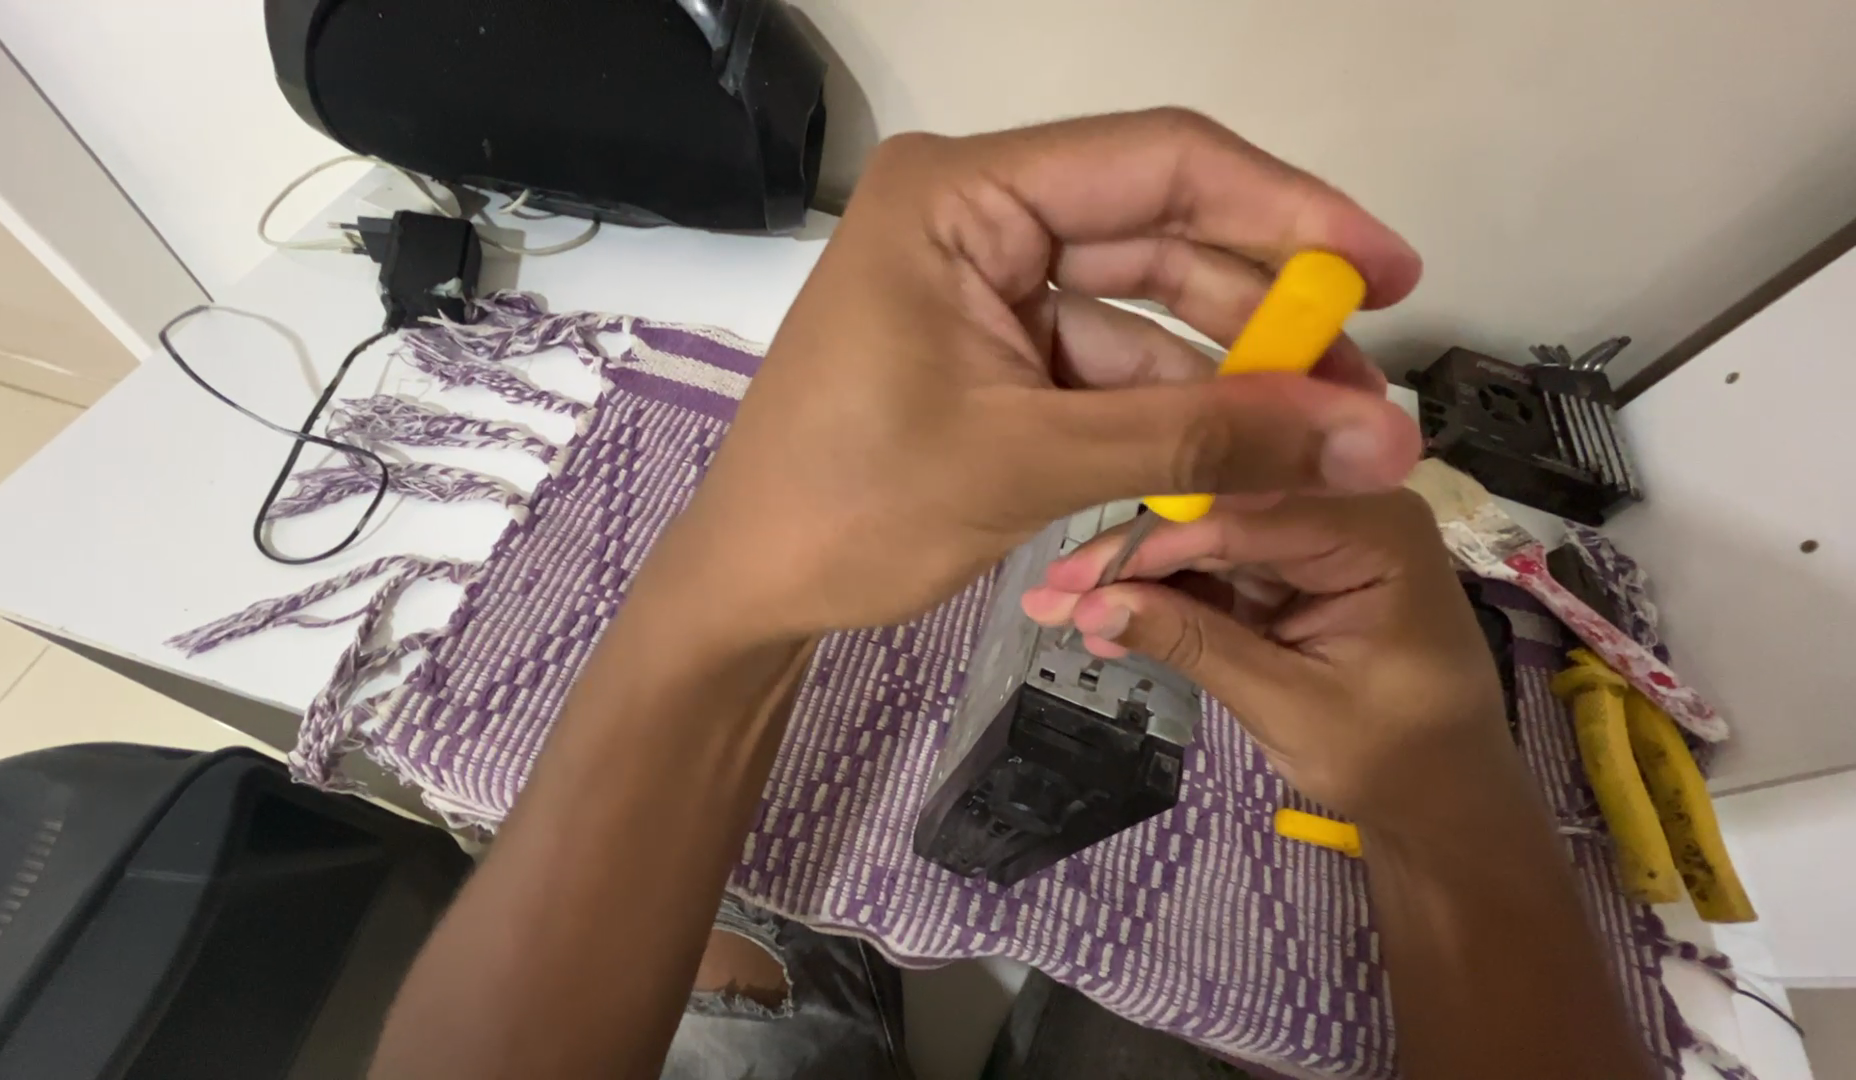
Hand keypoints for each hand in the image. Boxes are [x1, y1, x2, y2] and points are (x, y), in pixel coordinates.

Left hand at [647, 110, 1424, 639]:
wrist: (755, 581)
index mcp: (958, 197)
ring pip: (1131, 315)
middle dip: (1259, 316)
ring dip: (1217, 377)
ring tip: (1316, 436)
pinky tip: (1226, 453)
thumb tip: (1372, 434)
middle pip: (1154, 240)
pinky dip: (1157, 411)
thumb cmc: (856, 509)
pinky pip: (1091, 367)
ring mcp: (976, 291)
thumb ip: (1201, 440)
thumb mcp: (1032, 463)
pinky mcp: (980, 355)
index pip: (1158, 165)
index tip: (1389, 275)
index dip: (1290, 214)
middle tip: (1359, 389)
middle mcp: (970, 221)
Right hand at [1021, 492, 1515, 829]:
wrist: (1437, 802)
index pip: (1238, 516)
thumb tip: (1088, 606)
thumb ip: (1191, 643)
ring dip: (1133, 585)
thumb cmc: (1392, 757)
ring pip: (1198, 546)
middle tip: (1050, 594)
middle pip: (1211, 520)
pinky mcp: (1282, 575)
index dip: (1146, 546)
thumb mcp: (1287, 703)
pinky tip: (1108, 625)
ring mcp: (1308, 544)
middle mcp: (1340, 515)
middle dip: (1128, 563)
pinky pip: (1208, 575)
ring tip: (1063, 614)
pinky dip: (1160, 603)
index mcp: (1372, 529)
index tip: (1068, 579)